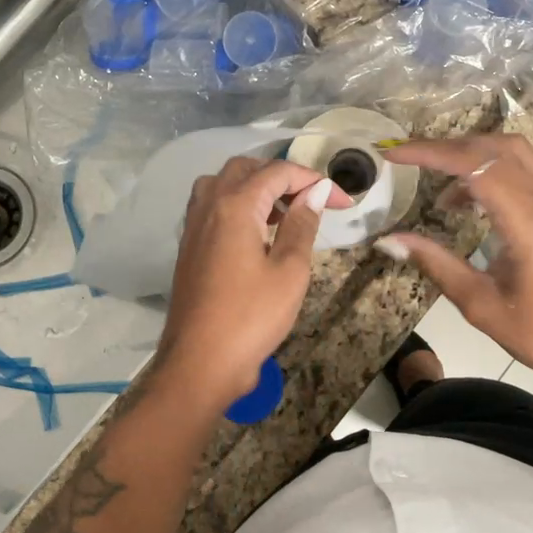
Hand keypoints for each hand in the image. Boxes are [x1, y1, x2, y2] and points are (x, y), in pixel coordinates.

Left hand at [156, 157, 352, 412]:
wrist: (199, 363)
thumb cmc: (251, 318)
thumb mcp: (289, 271)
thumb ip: (301, 224)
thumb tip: (315, 192)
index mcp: (235, 205)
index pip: (278, 172)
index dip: (314, 180)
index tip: (343, 201)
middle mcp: (208, 205)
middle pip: (246, 169)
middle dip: (282, 177)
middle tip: (312, 203)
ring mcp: (193, 226)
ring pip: (223, 184)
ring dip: (255, 188)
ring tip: (283, 215)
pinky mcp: (189, 247)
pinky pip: (211, 207)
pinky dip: (236, 206)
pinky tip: (256, 234)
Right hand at [375, 134, 532, 394]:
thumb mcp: (483, 306)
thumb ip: (436, 265)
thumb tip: (389, 240)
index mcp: (528, 219)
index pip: (471, 164)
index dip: (427, 152)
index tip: (392, 154)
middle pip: (492, 147)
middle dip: (446, 147)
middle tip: (409, 161)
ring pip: (514, 152)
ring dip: (473, 156)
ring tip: (442, 190)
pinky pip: (529, 170)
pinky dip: (496, 170)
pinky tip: (475, 204)